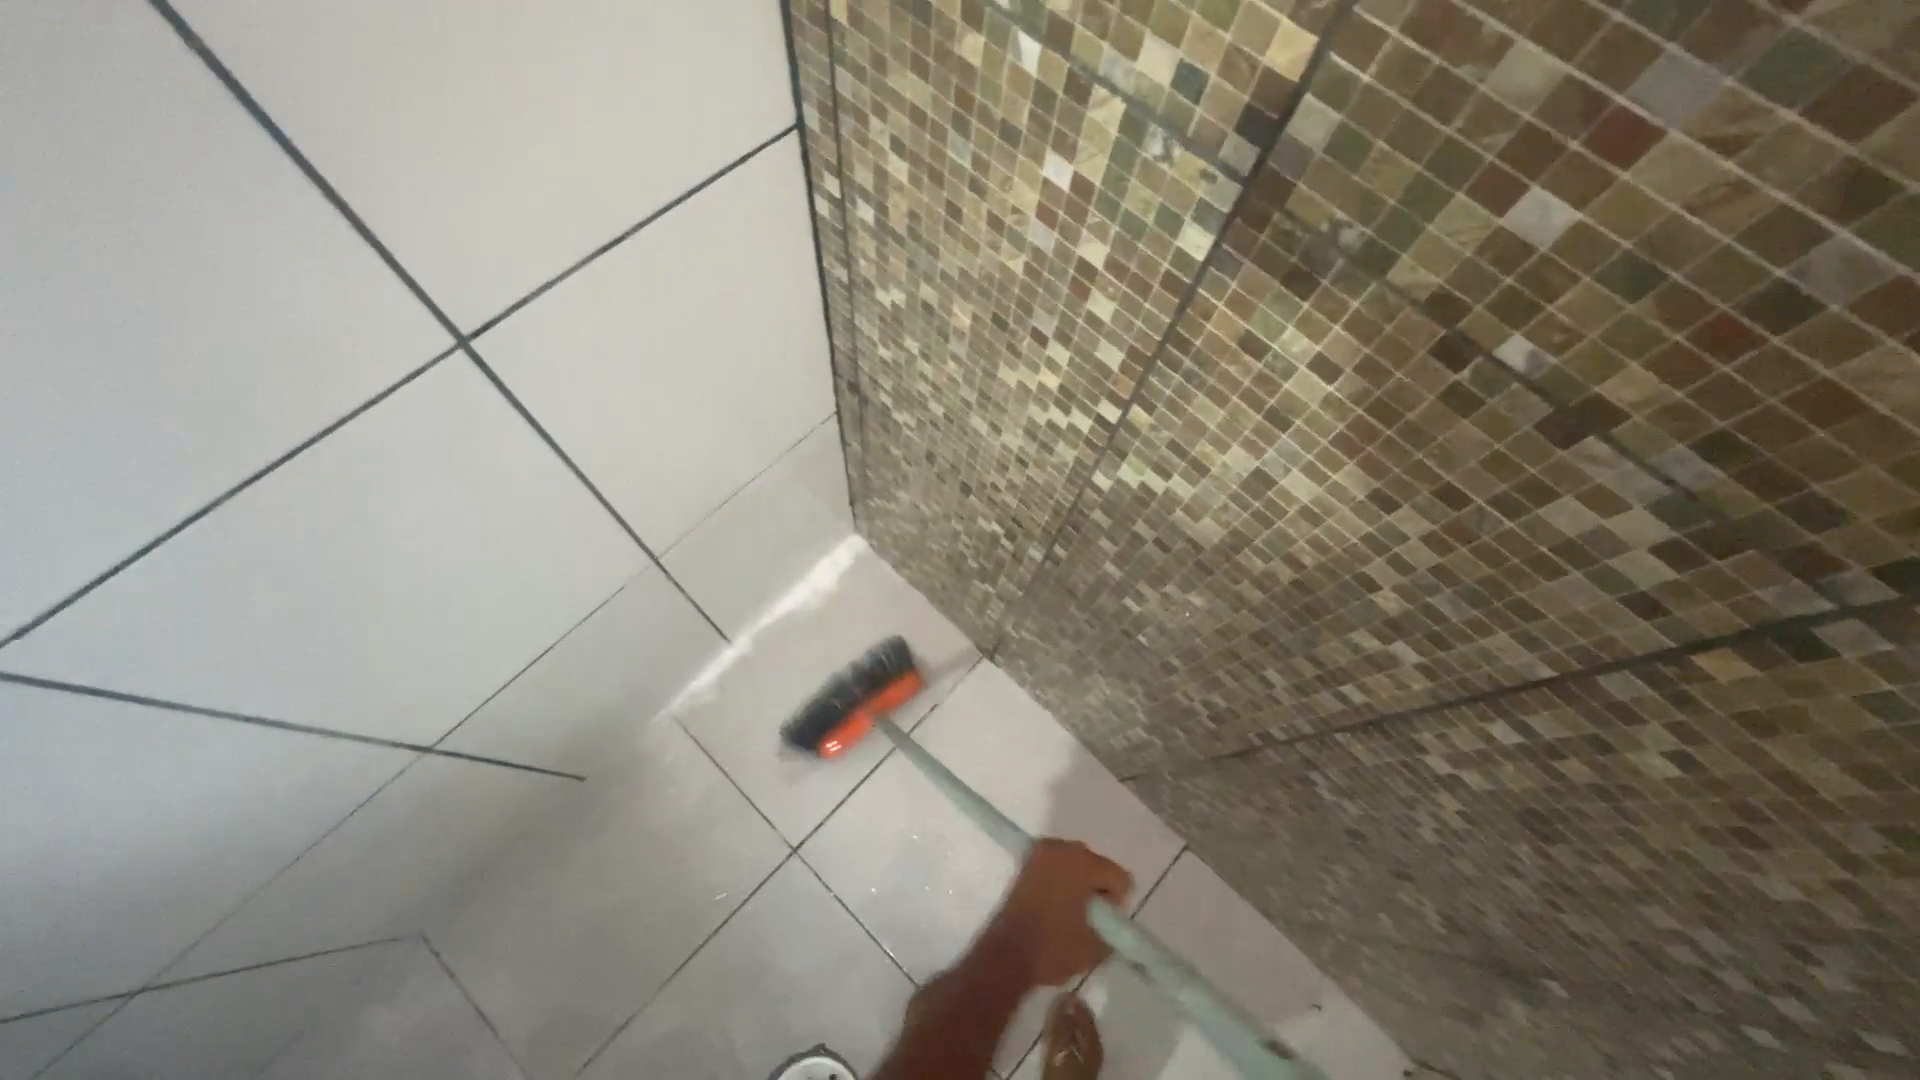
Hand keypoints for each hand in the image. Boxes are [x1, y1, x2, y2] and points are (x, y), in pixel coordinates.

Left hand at [985, 838, 1132, 988]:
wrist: (1006, 954)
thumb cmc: (1054, 948)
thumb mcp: (1096, 947)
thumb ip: (1114, 930)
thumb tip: (1112, 922)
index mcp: (1083, 863)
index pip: (1118, 876)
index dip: (1115, 902)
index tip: (1102, 923)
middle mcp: (1061, 848)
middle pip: (1095, 865)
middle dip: (1096, 888)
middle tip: (1087, 917)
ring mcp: (1040, 852)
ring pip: (1074, 863)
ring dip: (1078, 883)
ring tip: (1069, 913)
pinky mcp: (1026, 863)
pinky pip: (1055, 866)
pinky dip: (1060, 881)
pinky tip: (1054, 905)